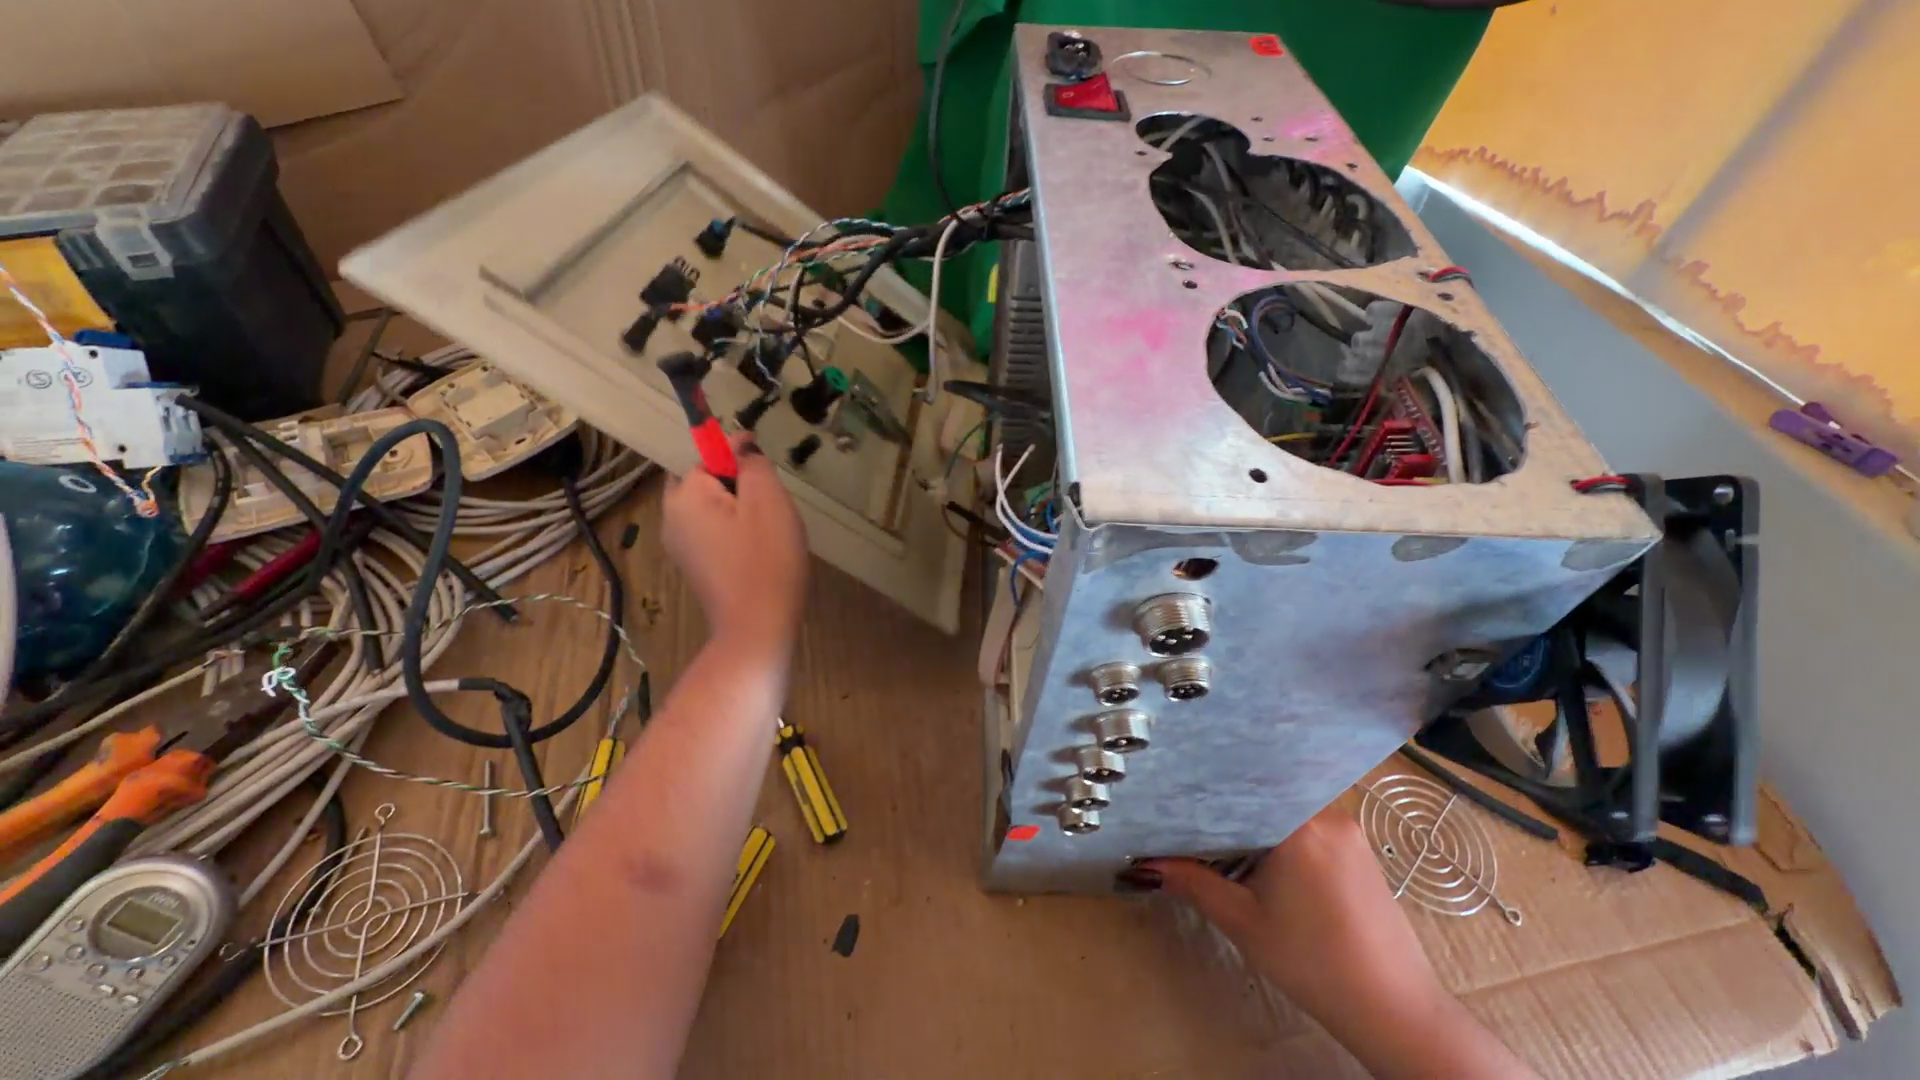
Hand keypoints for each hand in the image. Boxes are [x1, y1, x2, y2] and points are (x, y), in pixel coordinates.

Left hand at [661, 434, 807, 651]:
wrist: (757, 628)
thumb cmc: (765, 559)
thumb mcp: (768, 500)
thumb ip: (752, 463)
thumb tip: (740, 441)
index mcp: (684, 496)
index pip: (709, 456)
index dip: (740, 461)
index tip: (766, 478)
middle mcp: (671, 517)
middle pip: (706, 483)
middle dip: (738, 488)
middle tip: (769, 509)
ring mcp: (679, 546)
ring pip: (711, 509)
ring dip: (738, 512)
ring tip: (767, 533)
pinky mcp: (693, 567)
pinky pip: (712, 533)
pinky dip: (733, 535)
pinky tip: (756, 553)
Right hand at [1142, 806, 1535, 1078]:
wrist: (1393, 1008)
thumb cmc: (1313, 963)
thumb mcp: (1243, 922)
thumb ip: (1193, 883)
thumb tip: (1146, 866)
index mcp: (1298, 825)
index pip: (1240, 788)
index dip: (1204, 791)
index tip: (1173, 795)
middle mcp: (1328, 814)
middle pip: (1264, 797)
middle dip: (1227, 810)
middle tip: (1188, 820)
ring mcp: (1349, 831)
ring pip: (1286, 811)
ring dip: (1256, 825)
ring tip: (1220, 842)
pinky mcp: (1360, 850)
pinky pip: (1309, 826)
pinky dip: (1282, 837)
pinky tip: (1262, 861)